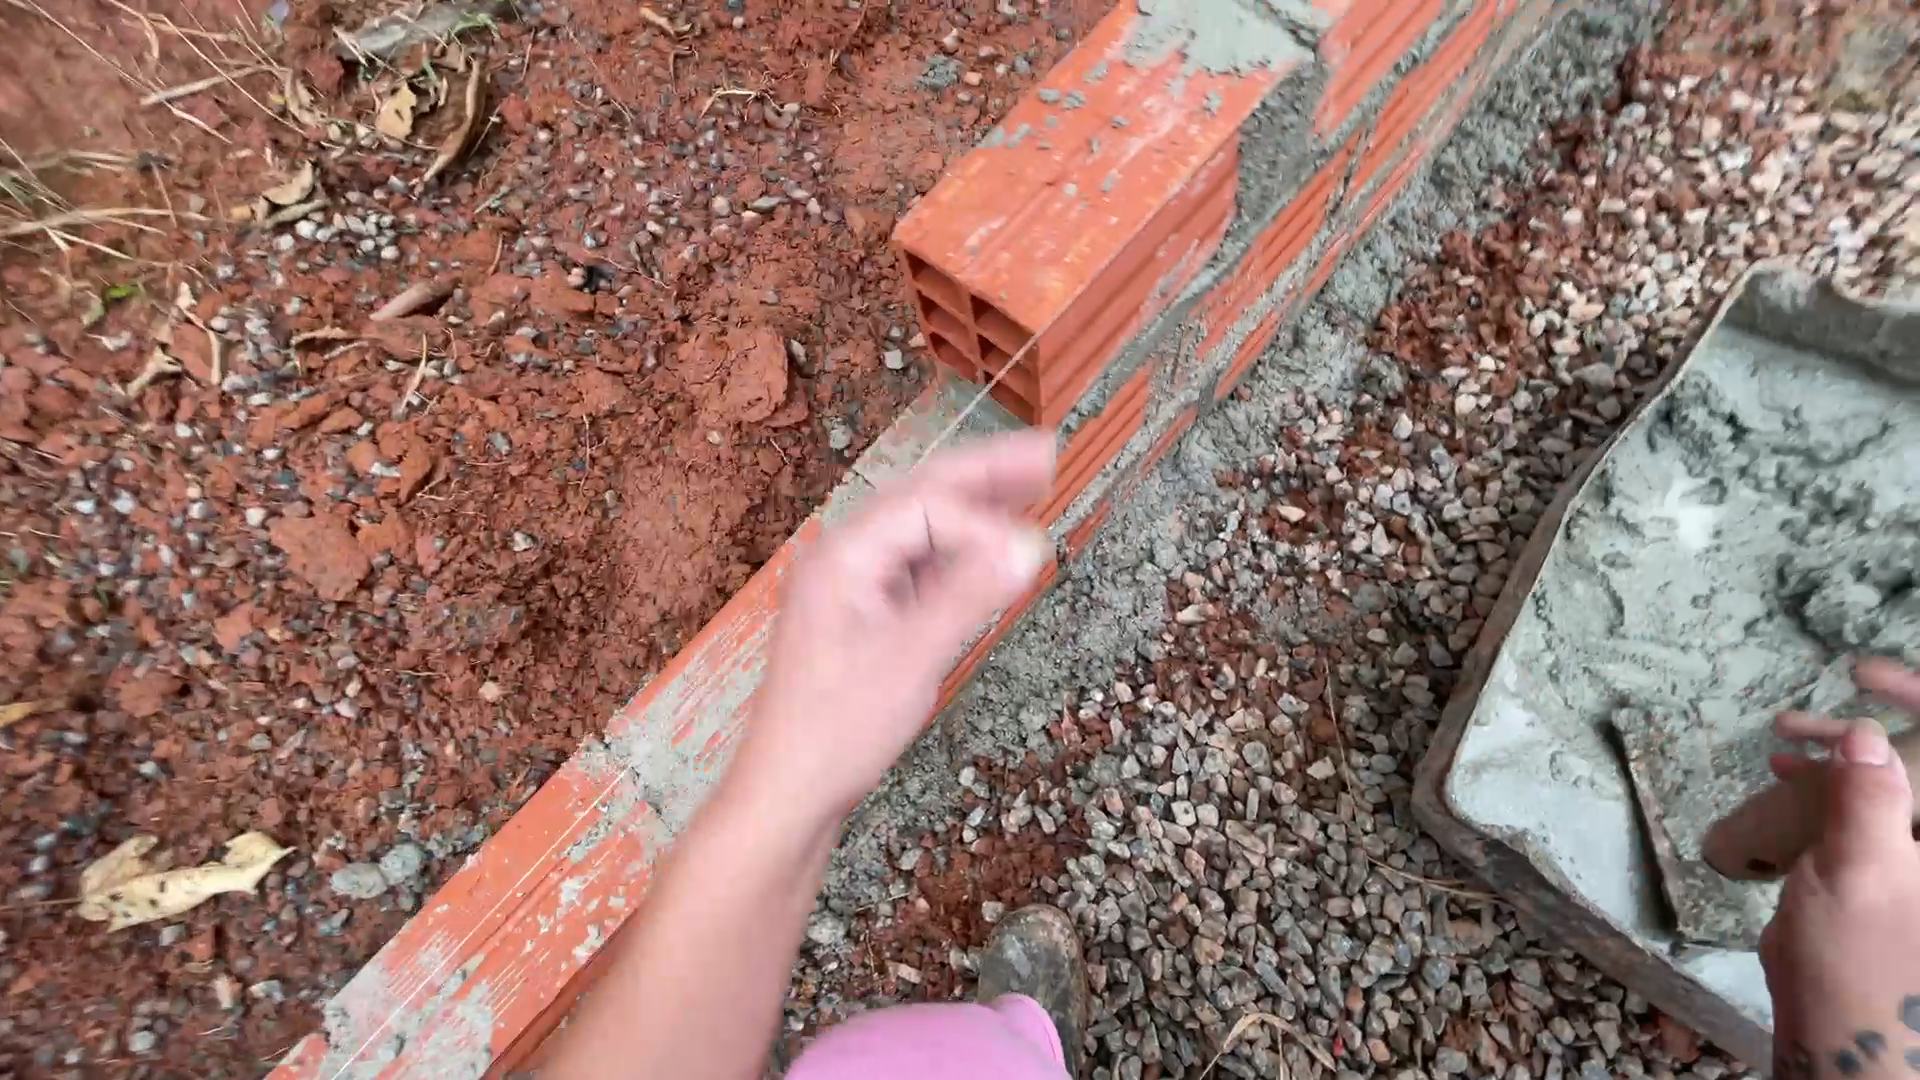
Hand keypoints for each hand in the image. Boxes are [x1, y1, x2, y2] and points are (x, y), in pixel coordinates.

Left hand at [727, 432, 1055, 830]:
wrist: (792, 787)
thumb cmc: (838, 727)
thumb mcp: (911, 659)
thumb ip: (969, 596)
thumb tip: (1028, 545)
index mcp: (844, 555)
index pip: (926, 508)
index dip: (983, 522)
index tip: (1029, 551)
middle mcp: (845, 555)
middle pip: (923, 497)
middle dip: (983, 475)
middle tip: (1044, 452)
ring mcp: (855, 581)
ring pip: (923, 527)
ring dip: (975, 506)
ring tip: (1030, 480)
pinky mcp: (868, 609)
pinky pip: (919, 563)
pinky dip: (960, 550)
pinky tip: (991, 543)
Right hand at [1761, 659, 1919, 1078]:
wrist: (1853, 1027)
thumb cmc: (1865, 959)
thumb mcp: (1860, 875)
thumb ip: (1870, 804)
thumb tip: (1866, 737)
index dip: (1919, 704)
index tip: (1861, 674)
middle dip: (1878, 725)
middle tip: (1812, 705)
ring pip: (1906, 780)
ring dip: (1852, 749)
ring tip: (1785, 734)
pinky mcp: (1905, 869)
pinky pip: (1883, 804)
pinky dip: (1842, 779)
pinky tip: (1792, 770)